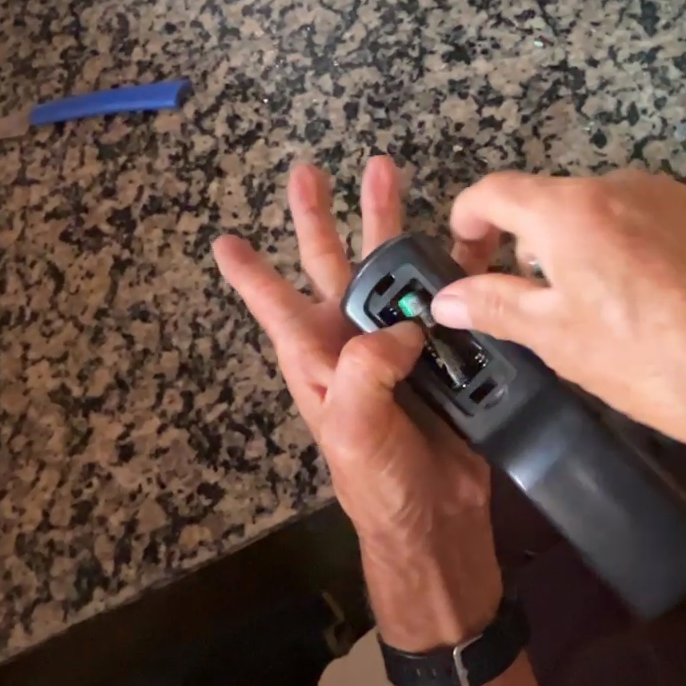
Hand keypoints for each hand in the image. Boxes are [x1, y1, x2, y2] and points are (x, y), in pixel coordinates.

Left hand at [213, 157, 499, 646]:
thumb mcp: (354, 427)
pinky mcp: (441, 349)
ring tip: (386, 169)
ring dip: (386, 222)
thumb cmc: (379, 479)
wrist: (437, 516)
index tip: (224, 241)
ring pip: (388, 269)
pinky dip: (451, 264)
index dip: (250, 274)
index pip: (275, 307)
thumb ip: (366, 370)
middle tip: (308, 170)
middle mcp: (351, 341)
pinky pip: (445, 296)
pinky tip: (461, 230)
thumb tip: (403, 326)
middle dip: (320, 219)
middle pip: (331, 267)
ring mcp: (397, 342)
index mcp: (316, 358)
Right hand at [429, 170, 685, 493]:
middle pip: (546, 202)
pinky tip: (647, 299)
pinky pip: (641, 219)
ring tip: (597, 309)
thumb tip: (442, 298)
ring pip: (596, 211)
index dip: (466, 223)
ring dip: (576, 247)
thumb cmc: (648, 363)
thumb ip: (493, 305)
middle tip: (534, 304)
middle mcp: (618, 184)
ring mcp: (670, 195)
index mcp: (570, 210)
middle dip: (525, 245)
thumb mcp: (557, 339)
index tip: (468, 266)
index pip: (492, 191)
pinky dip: (622, 246)